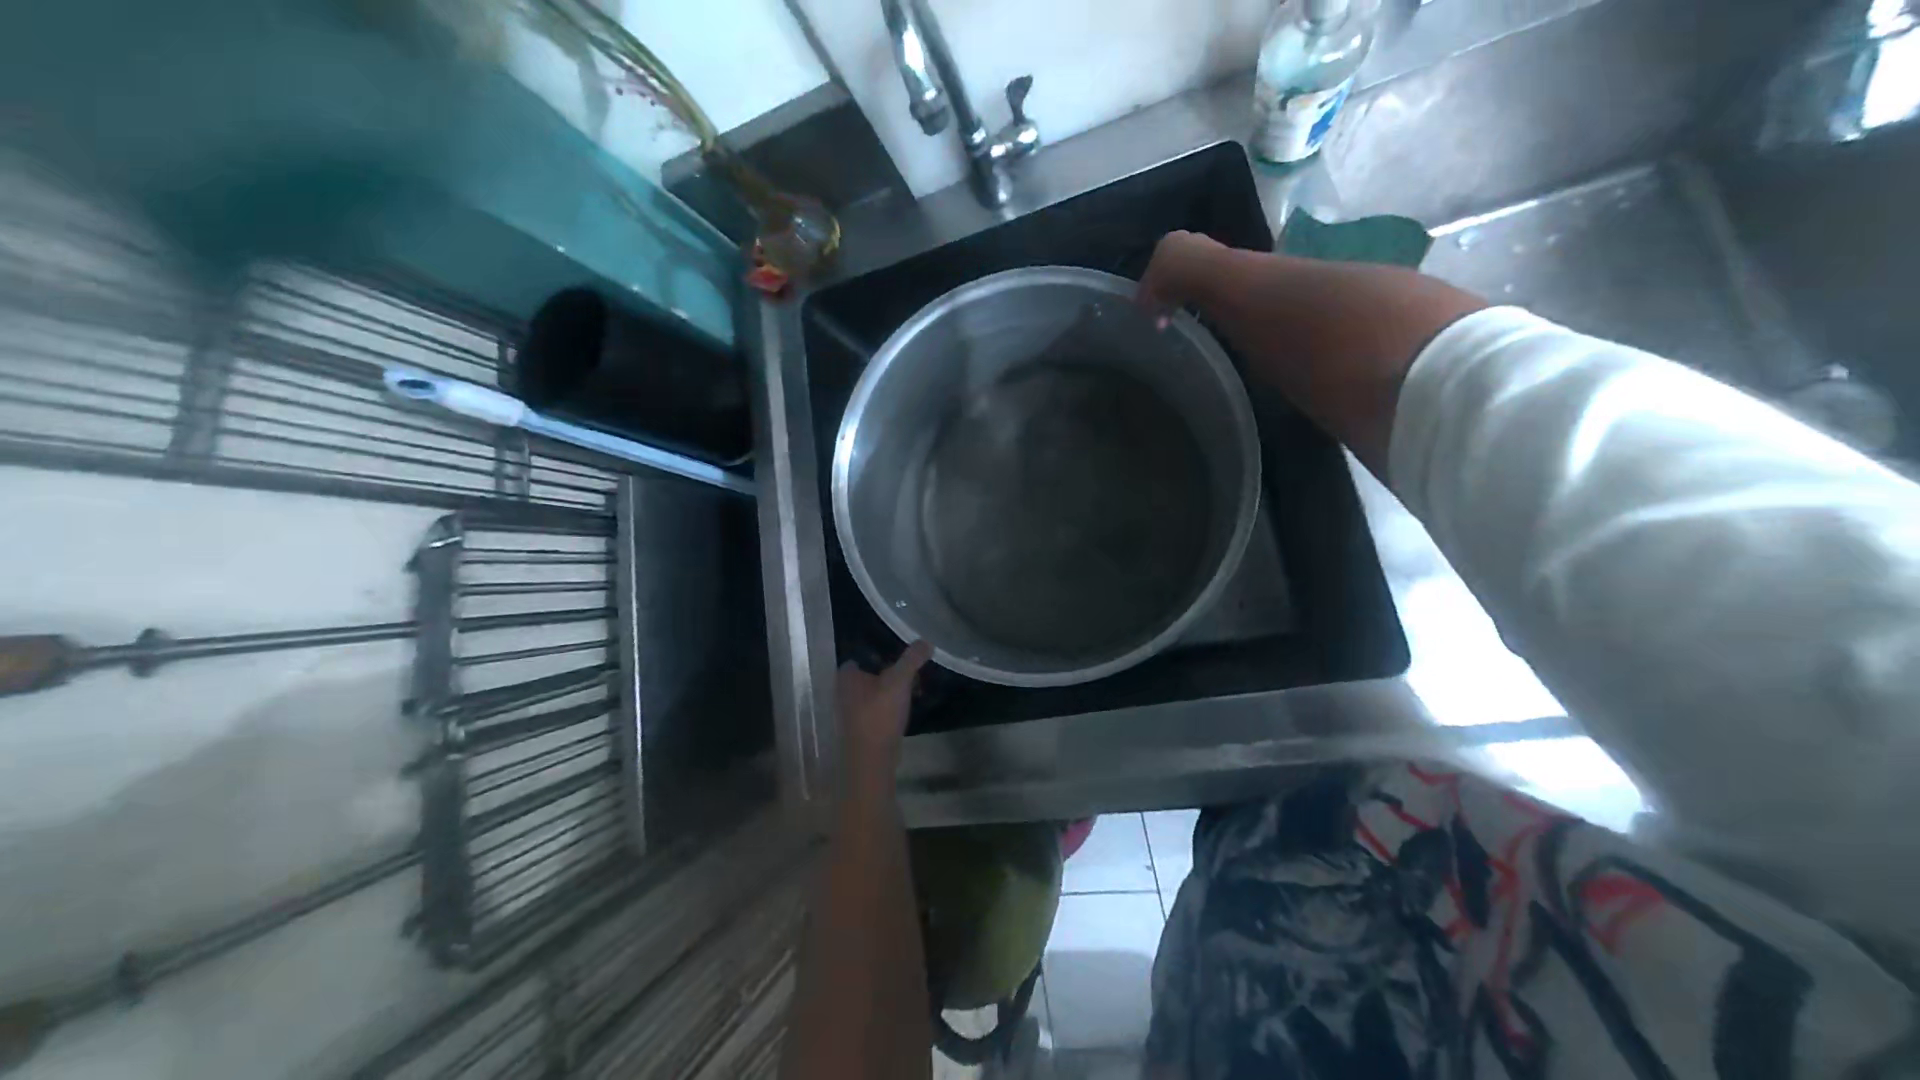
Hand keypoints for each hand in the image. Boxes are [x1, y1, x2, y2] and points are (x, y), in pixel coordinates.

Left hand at [836, 641, 932, 785]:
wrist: (872, 759)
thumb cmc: (879, 715)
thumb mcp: (899, 681)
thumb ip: (912, 659)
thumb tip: (926, 641)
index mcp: (847, 674)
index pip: (864, 652)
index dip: (883, 648)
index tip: (903, 648)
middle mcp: (844, 689)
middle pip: (871, 670)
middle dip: (891, 669)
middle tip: (913, 667)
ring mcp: (851, 709)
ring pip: (875, 689)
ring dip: (892, 687)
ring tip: (915, 684)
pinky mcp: (862, 725)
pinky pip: (878, 706)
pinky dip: (891, 703)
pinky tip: (907, 705)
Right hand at [1136, 230, 1230, 321]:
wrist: (1210, 275)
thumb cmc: (1171, 281)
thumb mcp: (1148, 295)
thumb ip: (1143, 301)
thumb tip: (1142, 308)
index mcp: (1164, 242)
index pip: (1152, 265)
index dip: (1149, 288)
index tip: (1151, 305)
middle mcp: (1186, 238)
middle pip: (1173, 268)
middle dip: (1169, 291)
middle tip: (1166, 311)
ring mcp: (1208, 246)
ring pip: (1191, 274)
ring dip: (1185, 292)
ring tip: (1183, 310)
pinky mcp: (1224, 259)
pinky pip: (1207, 279)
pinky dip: (1201, 292)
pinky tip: (1199, 305)